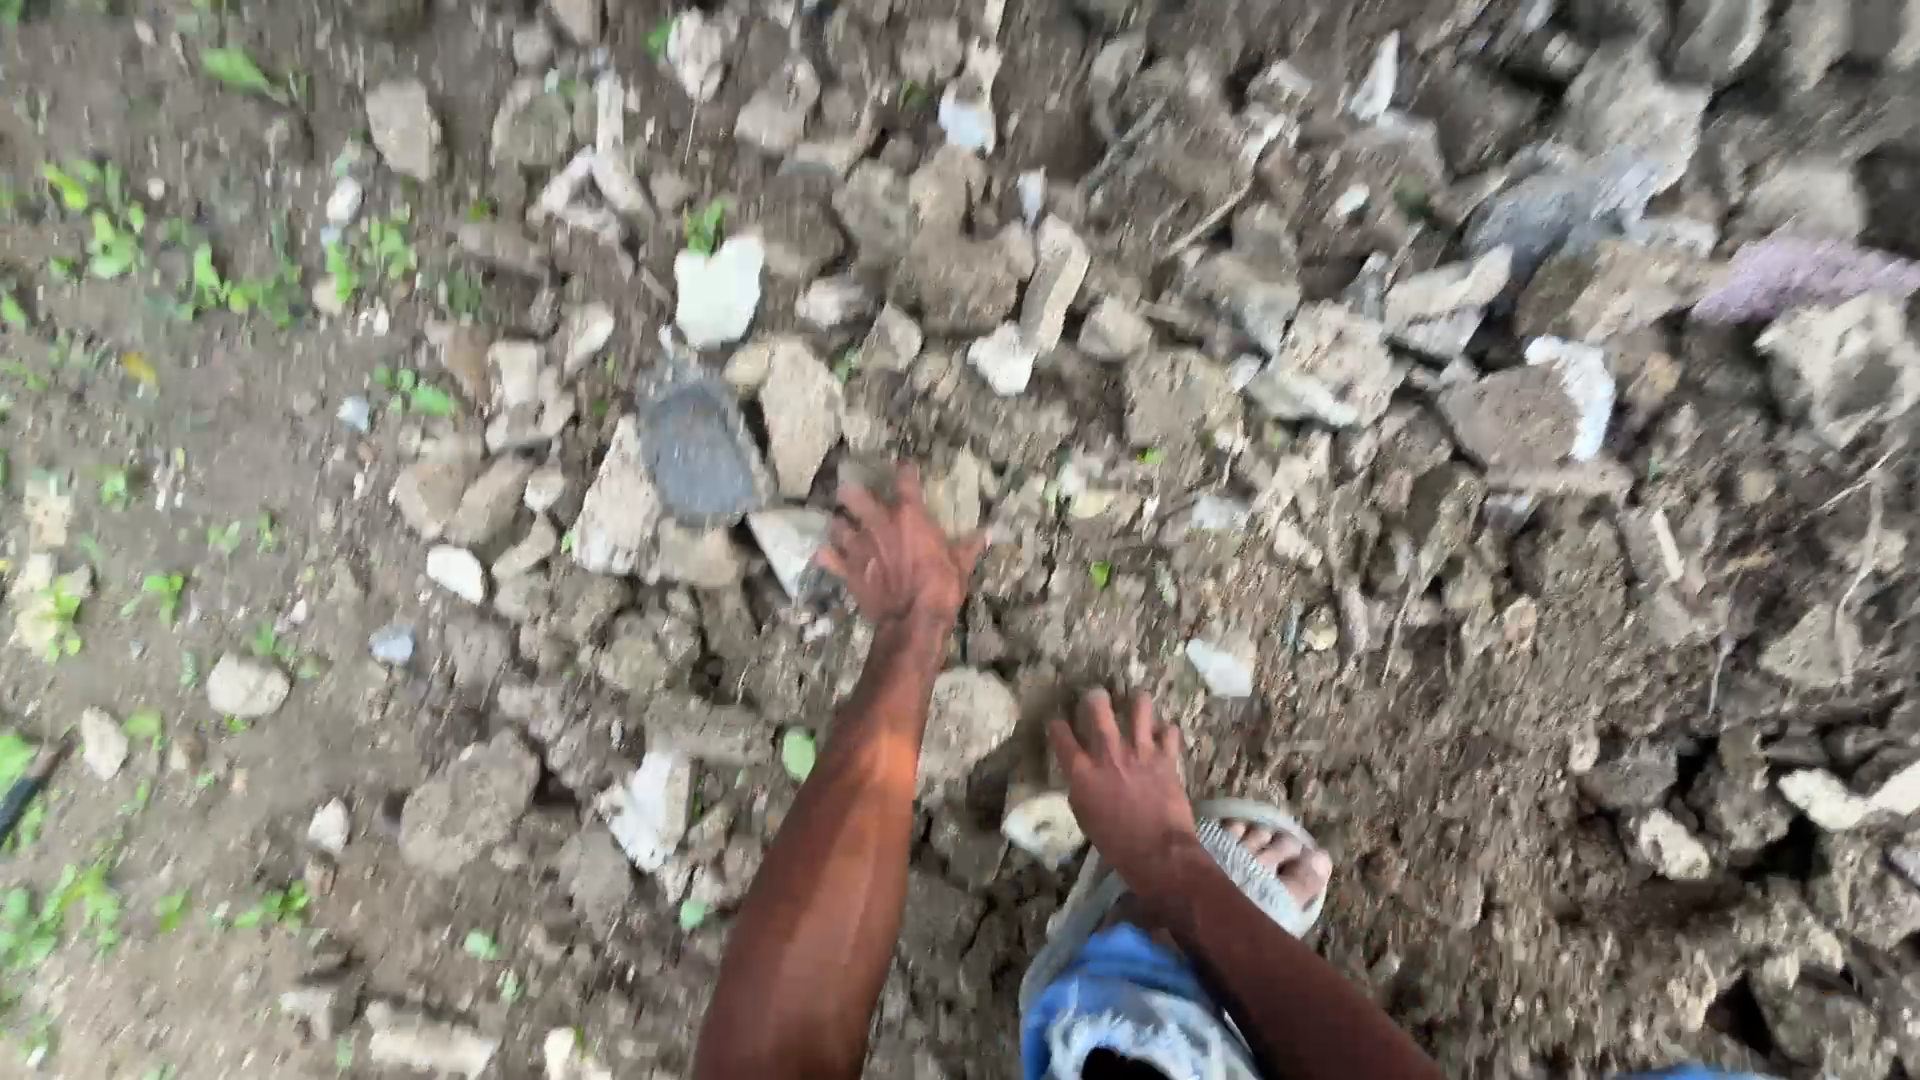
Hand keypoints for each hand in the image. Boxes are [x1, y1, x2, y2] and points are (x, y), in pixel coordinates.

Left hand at [817, 462, 986, 626]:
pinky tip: (830, 555)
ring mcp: (859, 546)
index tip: (905, 469)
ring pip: (836, 524)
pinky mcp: (847, 569)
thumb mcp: (961, 565)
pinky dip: (827, 555)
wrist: (913, 620)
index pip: (905, 480)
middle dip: (851, 493)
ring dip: (840, 525)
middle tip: (854, 497)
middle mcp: (879, 524)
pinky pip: (827, 556)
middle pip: (852, 494)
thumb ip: (968, 546)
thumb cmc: (941, 588)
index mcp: (910, 516)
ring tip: (844, 528)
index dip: (905, 471)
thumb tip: (986, 534)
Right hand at [1050, 690, 1199, 890]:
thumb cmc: (1115, 842)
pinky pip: (1169, 733)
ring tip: (1139, 699)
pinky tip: (1165, 732)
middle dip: (1095, 698)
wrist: (1158, 852)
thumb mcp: (1085, 817)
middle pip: (1097, 709)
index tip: (1058, 724)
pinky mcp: (1166, 759)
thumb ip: (1081, 790)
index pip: (1061, 736)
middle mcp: (1108, 754)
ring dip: (1139, 703)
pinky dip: (1167, 731)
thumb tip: (1082, 778)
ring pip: (1139, 710)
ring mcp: (1139, 752)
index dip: (1057, 726)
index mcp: (1082, 771)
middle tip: (1097, 695)